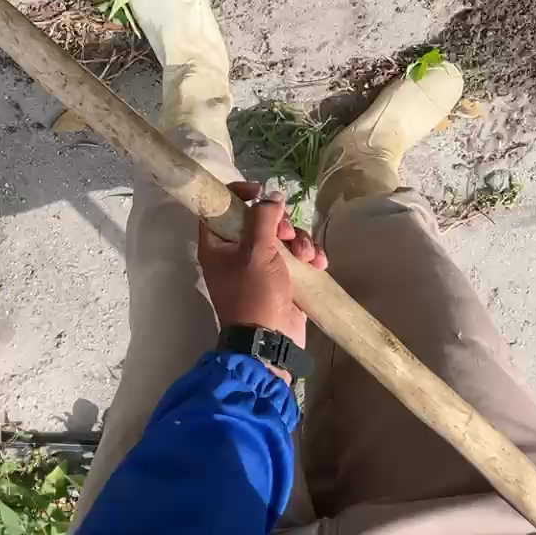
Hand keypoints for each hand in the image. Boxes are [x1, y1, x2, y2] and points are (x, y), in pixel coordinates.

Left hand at [199, 184, 326, 352]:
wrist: (271, 342)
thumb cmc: (255, 293)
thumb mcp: (257, 251)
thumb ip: (263, 218)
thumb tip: (272, 197)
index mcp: (217, 244)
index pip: (220, 206)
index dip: (238, 193)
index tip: (259, 191)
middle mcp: (235, 252)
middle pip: (259, 219)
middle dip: (281, 224)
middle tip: (287, 234)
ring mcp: (259, 265)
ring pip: (282, 236)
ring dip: (299, 241)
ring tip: (307, 256)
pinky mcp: (281, 277)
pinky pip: (295, 255)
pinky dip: (307, 256)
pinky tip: (318, 263)